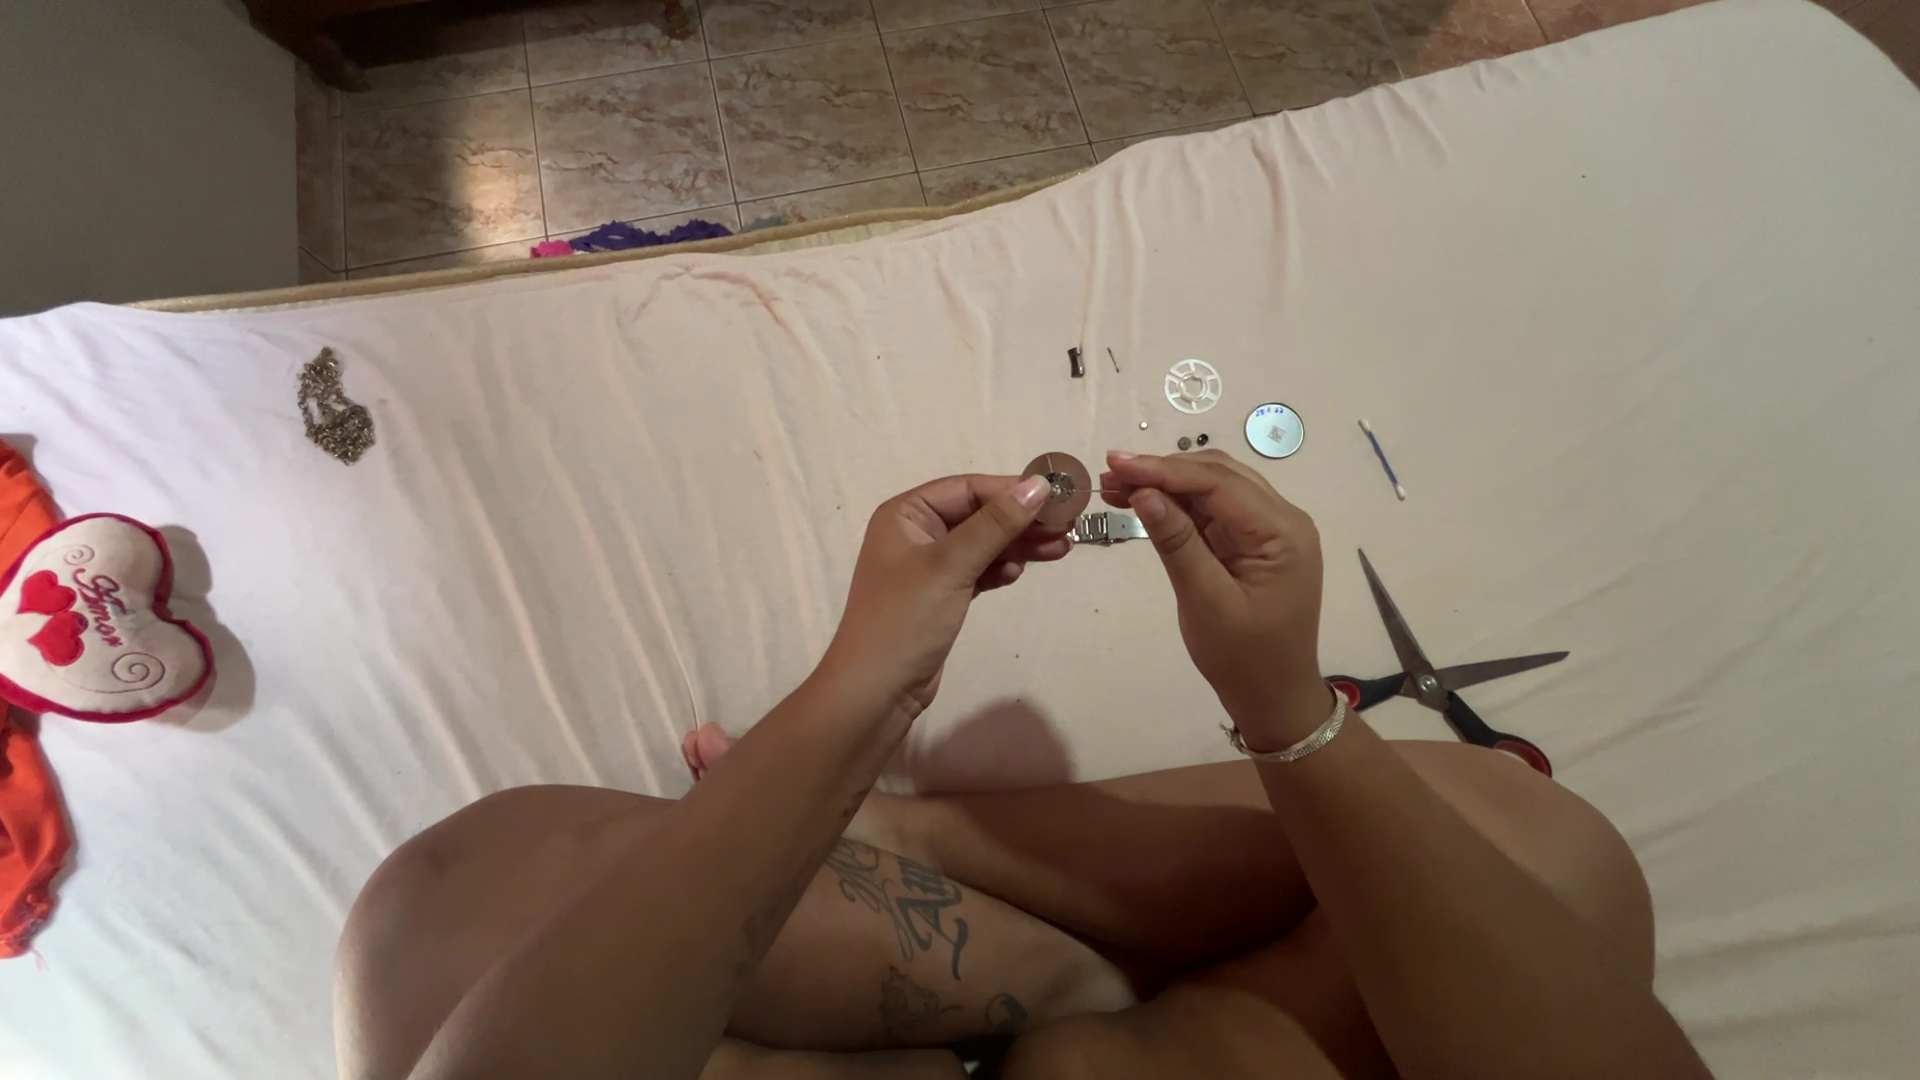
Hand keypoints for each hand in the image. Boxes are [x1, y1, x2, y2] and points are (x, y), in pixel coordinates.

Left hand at [821, 473, 1068, 718]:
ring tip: (1061, 549)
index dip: (1012, 490)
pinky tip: (1020, 572)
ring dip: (1018, 545)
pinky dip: (1000, 569)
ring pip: (982, 544)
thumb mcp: (951, 565)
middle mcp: (915, 533)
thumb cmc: (906, 618)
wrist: (877, 690)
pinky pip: (978, 570)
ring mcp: (928, 566)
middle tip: (1068, 525)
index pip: (967, 489)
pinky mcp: (941, 595)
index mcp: (906, 514)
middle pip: (978, 515)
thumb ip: (995, 524)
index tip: (1057, 496)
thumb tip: (1038, 484)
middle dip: (1021, 520)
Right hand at [1100, 449, 1333, 746]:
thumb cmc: (1244, 657)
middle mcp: (1281, 520)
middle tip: (1110, 474)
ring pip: (1212, 488)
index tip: (1116, 463)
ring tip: (1115, 485)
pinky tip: (1140, 501)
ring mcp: (1266, 530)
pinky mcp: (1249, 543)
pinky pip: (1210, 511)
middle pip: (1217, 475)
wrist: (1273, 697)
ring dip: (1165, 483)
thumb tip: (1143, 493)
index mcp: (1282, 532)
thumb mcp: (1206, 602)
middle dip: (1162, 471)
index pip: (1218, 483)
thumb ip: (1177, 543)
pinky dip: (1175, 504)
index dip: (1163, 469)